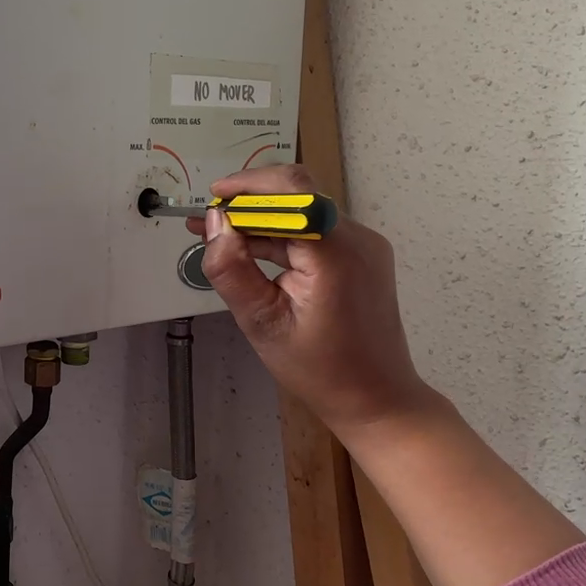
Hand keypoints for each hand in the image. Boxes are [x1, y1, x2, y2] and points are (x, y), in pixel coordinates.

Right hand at [190, 165, 442, 434]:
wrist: (377, 399)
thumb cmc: (319, 370)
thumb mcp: (262, 322)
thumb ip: (232, 269)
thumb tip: (214, 223)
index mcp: (334, 253)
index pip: (290, 190)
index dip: (247, 185)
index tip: (211, 200)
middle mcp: (357, 238)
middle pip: (297, 196)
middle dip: (248, 203)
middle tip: (208, 223)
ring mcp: (364, 246)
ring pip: (304, 213)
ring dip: (262, 220)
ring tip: (221, 238)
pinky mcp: (363, 256)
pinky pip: (316, 231)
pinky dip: (282, 236)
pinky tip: (253, 252)